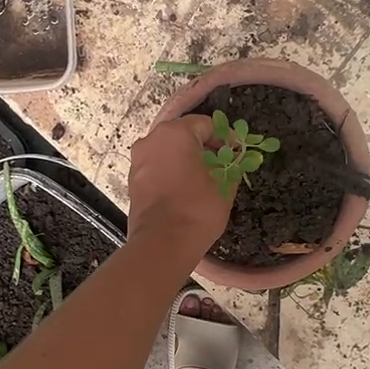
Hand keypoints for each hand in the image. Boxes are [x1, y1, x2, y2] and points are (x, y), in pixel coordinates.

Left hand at [127, 115, 233, 268]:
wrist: (162, 244)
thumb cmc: (197, 209)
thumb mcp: (225, 184)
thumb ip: (231, 163)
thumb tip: (233, 158)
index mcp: (175, 132)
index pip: (206, 123)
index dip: (224, 136)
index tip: (235, 152)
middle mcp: (151, 139)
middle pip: (183, 133)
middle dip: (204, 145)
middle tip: (222, 163)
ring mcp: (139, 160)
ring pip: (168, 150)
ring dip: (187, 158)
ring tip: (206, 177)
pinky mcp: (134, 180)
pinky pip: (158, 166)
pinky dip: (172, 171)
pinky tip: (187, 187)